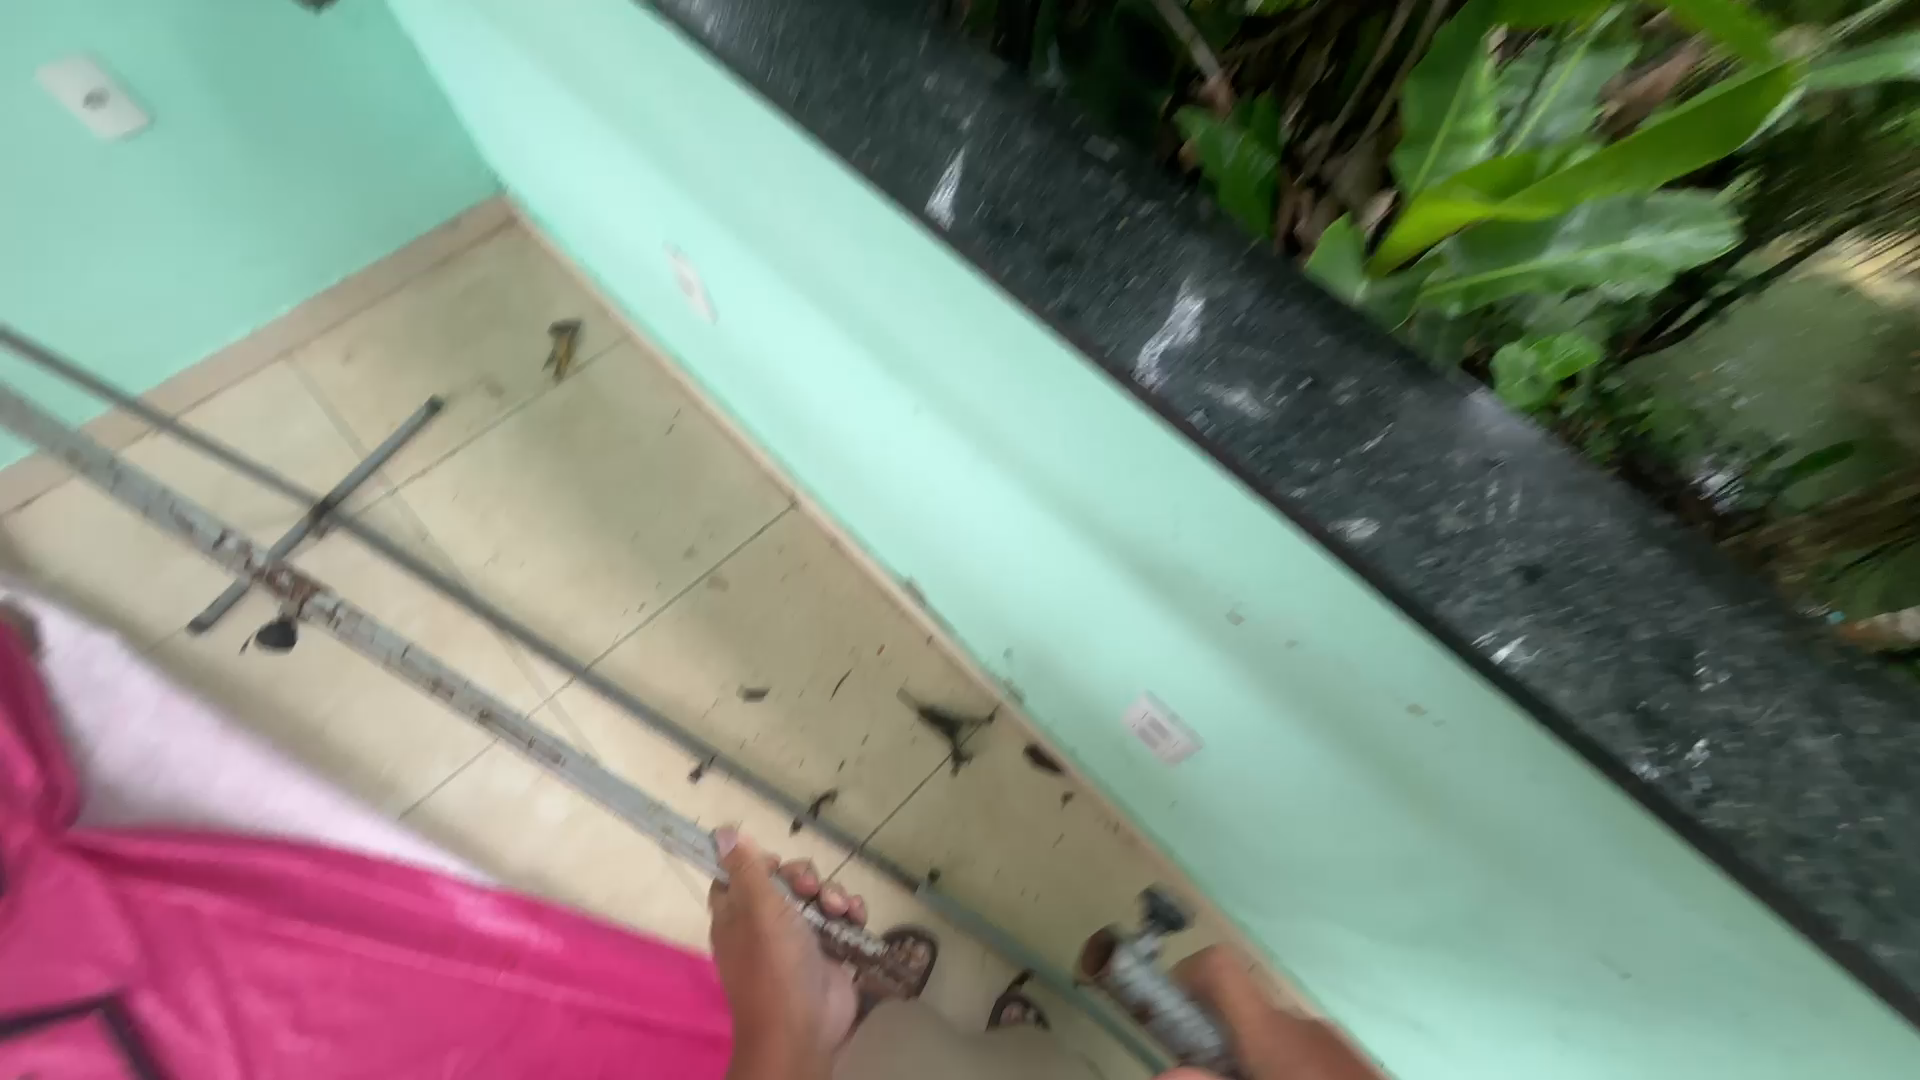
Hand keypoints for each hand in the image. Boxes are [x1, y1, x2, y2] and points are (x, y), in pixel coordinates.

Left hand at [708, 827, 868, 1079]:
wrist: (804, 1026)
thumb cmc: (774, 963)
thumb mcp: (758, 907)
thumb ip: (745, 867)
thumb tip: (722, 832)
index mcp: (737, 916)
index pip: (737, 877)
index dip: (755, 864)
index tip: (772, 863)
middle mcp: (765, 924)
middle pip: (784, 880)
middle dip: (804, 876)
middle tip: (809, 889)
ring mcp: (799, 938)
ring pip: (817, 895)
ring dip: (833, 893)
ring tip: (839, 909)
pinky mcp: (828, 949)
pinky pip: (841, 916)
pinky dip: (850, 912)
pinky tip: (855, 917)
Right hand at [1153, 946, 1377, 1079]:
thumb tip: (1163, 1074)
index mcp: (1273, 1033)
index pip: (1219, 966)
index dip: (1185, 978)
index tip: (1168, 1021)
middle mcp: (1303, 1026)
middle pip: (1243, 1012)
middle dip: (1218, 1045)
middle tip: (1210, 1078)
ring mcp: (1338, 1048)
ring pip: (1277, 1042)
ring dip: (1255, 1066)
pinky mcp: (1362, 1069)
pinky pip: (1308, 1062)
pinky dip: (1289, 1075)